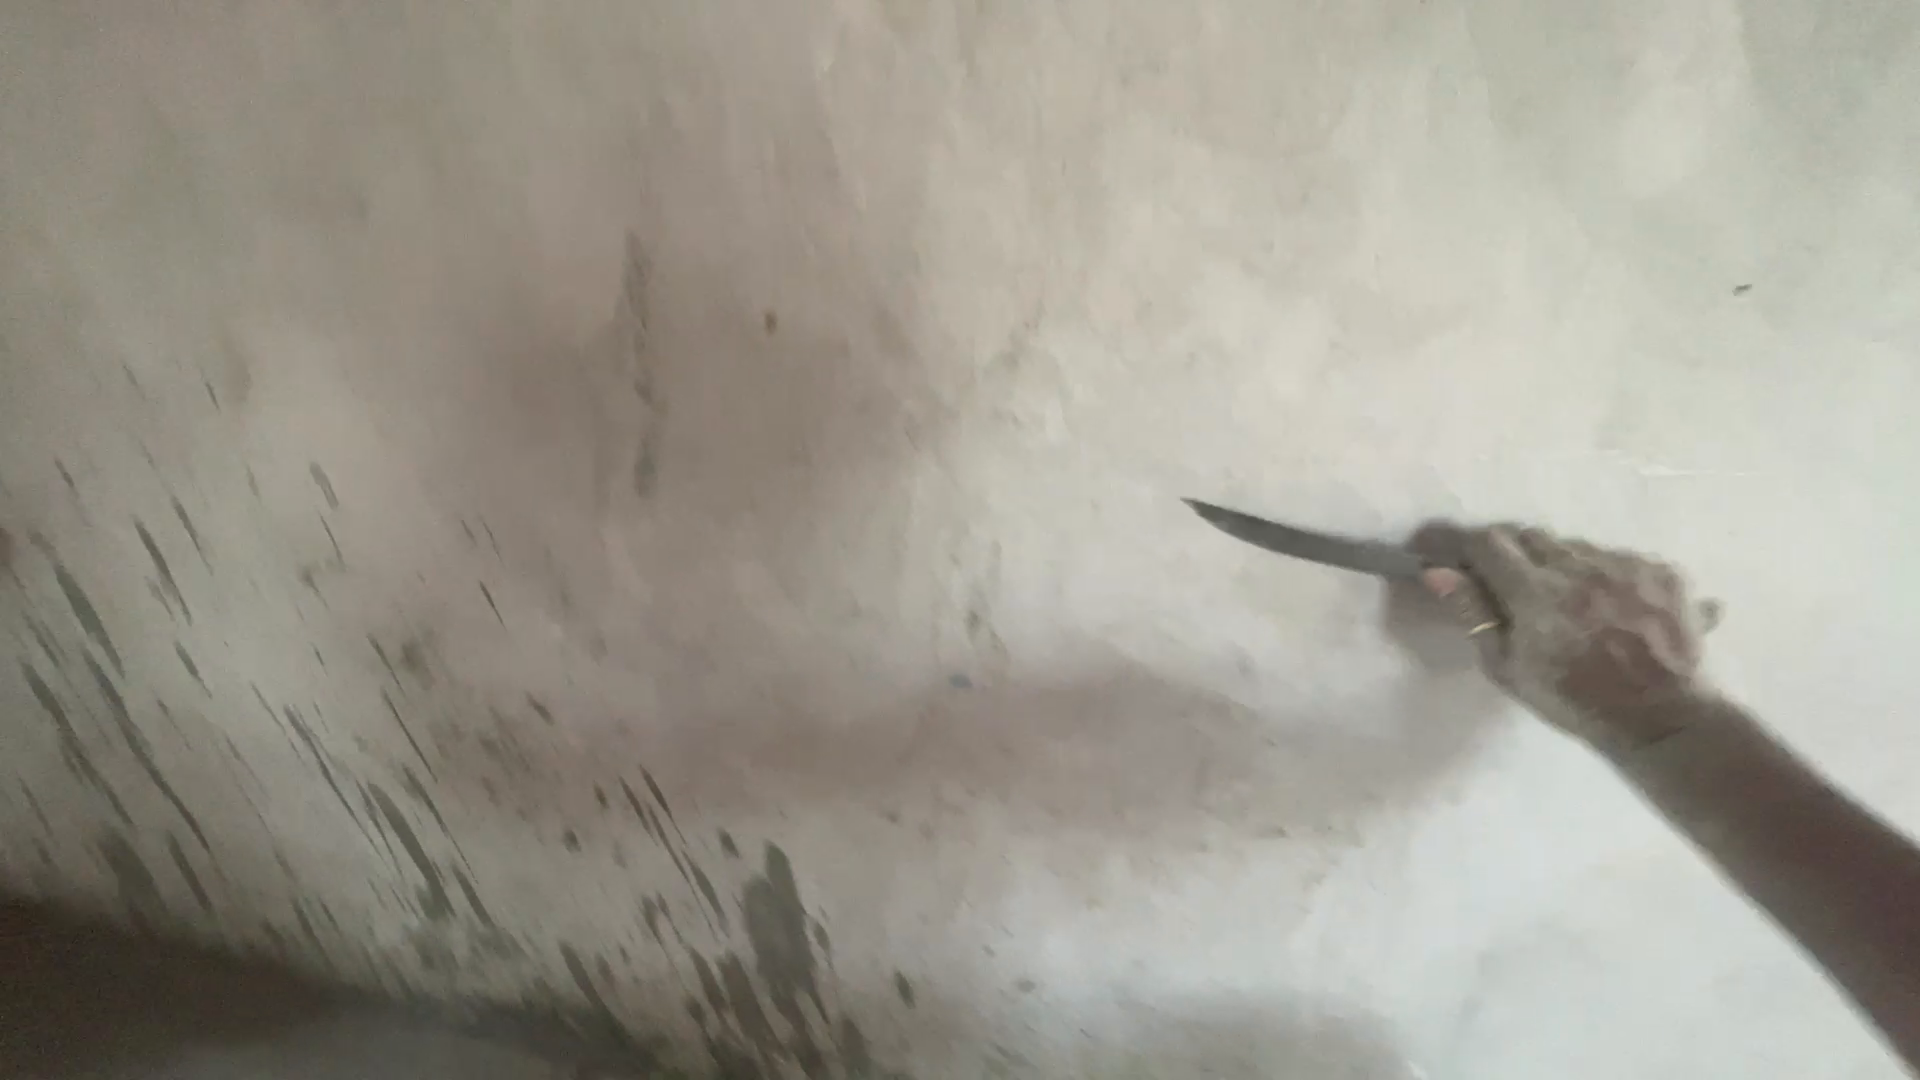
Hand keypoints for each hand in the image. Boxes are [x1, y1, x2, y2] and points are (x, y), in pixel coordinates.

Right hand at [1421, 527, 1720, 752]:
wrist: (1663, 719)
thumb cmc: (1569, 697)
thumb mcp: (1504, 664)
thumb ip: (1472, 611)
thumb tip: (1437, 572)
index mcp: (1534, 591)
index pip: (1486, 542)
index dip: (1460, 545)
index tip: (1447, 556)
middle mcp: (1580, 567)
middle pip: (1527, 535)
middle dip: (1507, 552)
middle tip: (1503, 581)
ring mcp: (1626, 566)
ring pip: (1572, 544)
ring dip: (1554, 561)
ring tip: (1560, 595)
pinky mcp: (1663, 573)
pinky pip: (1616, 555)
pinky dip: (1600, 571)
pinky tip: (1602, 600)